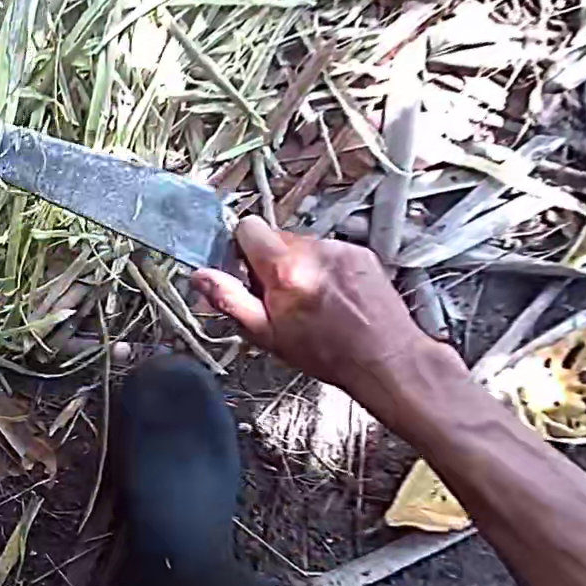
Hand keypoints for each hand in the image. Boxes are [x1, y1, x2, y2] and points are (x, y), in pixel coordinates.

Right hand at [193, 216, 436, 390]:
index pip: (248, 227)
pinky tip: (327, 296)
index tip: (243, 273)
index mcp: (285, 269)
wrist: (385, 358)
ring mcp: (341, 249)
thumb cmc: (325, 352)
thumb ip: (228, 299)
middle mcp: (314, 250)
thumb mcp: (264, 333)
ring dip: (293, 266)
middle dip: (266, 262)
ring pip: (299, 244)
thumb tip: (199, 276)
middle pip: (273, 237)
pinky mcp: (361, 252)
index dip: (239, 249)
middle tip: (274, 297)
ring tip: (305, 300)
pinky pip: (324, 251)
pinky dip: (318, 268)